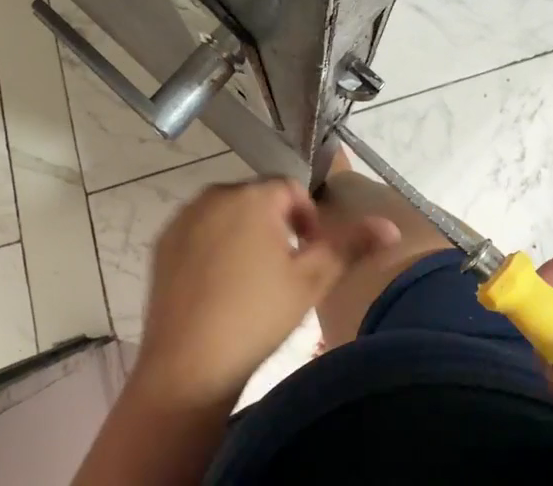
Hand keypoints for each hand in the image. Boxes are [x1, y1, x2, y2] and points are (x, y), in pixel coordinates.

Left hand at [132, 177, 398, 404]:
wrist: (189, 362)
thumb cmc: (257, 316)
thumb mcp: (312, 281)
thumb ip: (350, 246)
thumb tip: (390, 225)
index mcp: (252, 196)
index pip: (290, 189)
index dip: (308, 219)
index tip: (310, 255)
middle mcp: (213, 194)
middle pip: (256, 199)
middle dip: (276, 224)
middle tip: (285, 270)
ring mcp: (182, 217)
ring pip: (225, 214)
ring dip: (244, 234)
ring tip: (254, 281)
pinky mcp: (162, 241)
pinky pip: (198, 232)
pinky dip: (212, 247)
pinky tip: (220, 287)